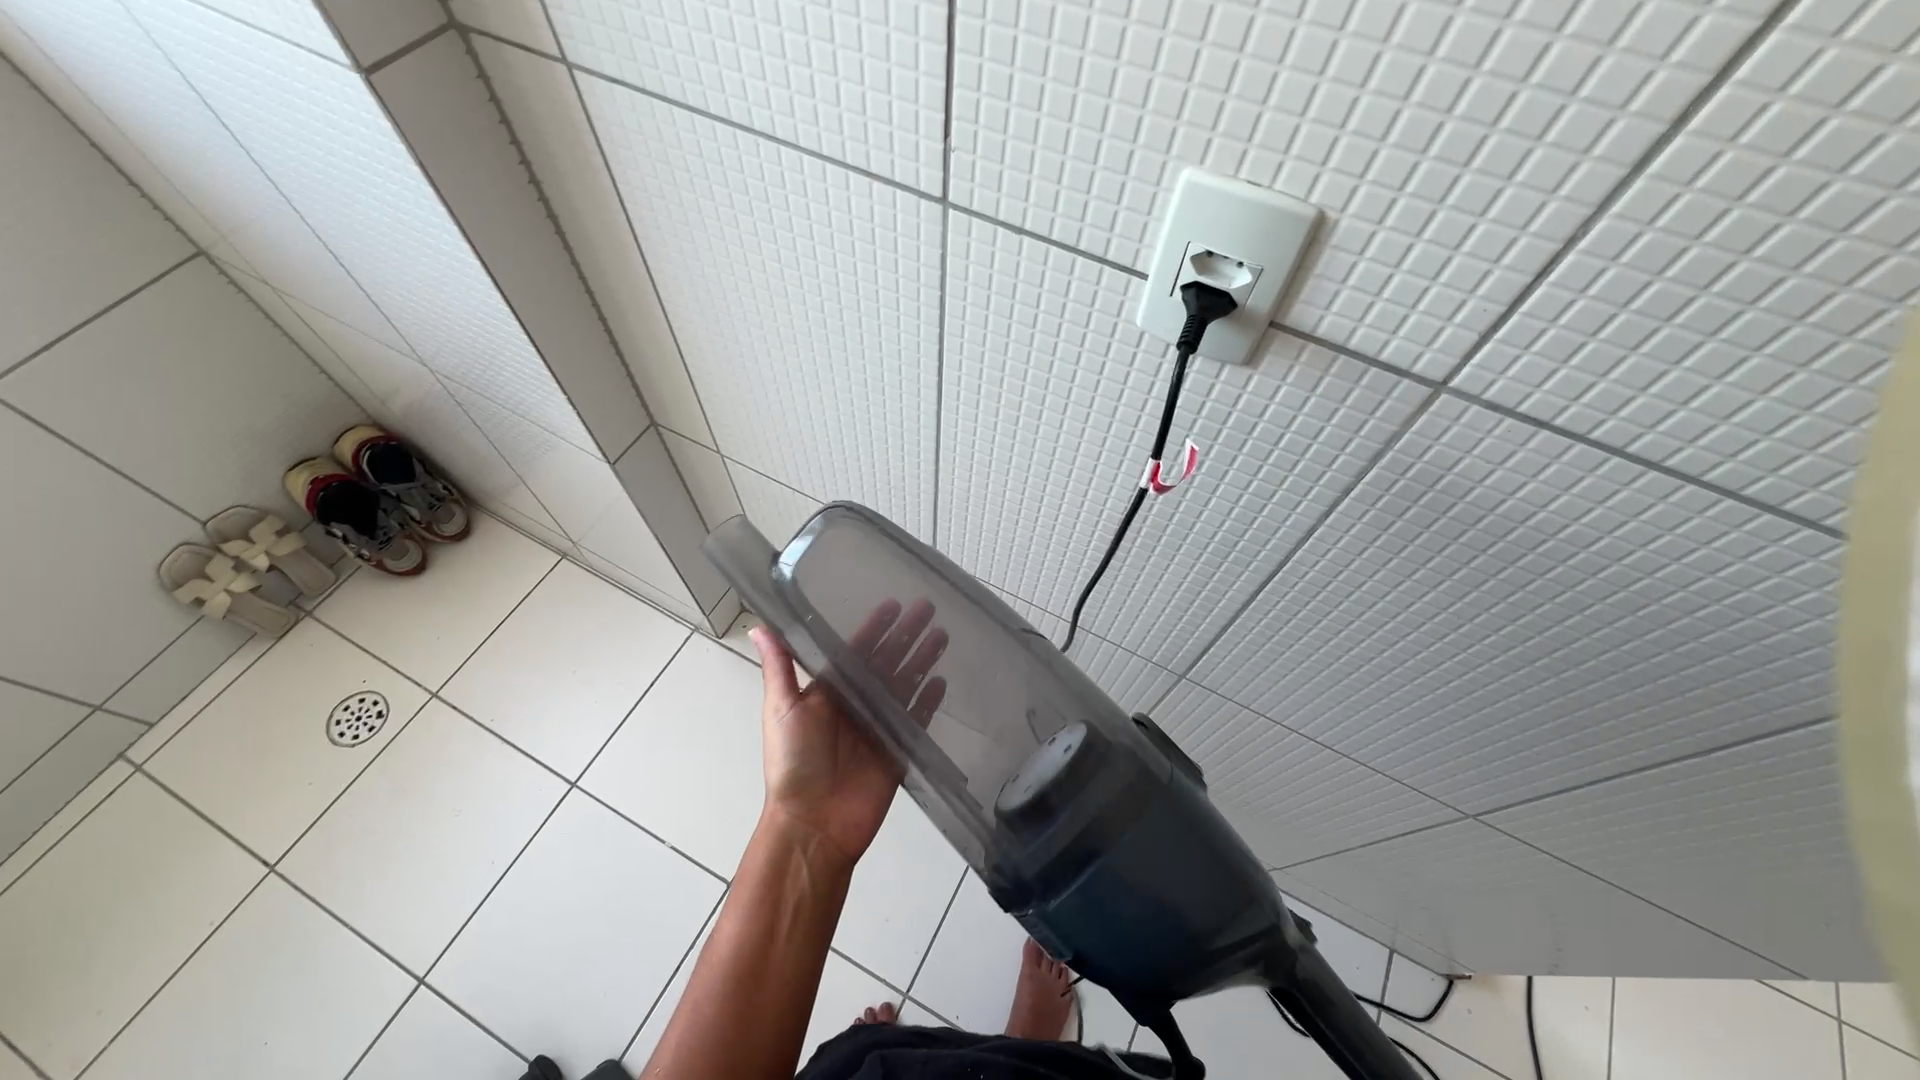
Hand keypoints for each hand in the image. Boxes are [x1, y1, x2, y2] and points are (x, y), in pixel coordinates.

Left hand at [751, 600, 947, 867]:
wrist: (814, 823)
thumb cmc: (794, 763)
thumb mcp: (781, 709)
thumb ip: (779, 667)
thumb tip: (759, 625)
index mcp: (828, 692)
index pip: (856, 650)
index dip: (875, 627)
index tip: (893, 604)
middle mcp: (855, 705)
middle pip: (886, 663)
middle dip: (906, 636)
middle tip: (928, 608)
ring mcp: (878, 727)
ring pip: (905, 685)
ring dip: (922, 661)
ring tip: (942, 635)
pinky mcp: (897, 750)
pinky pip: (916, 719)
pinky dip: (928, 701)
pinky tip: (941, 681)